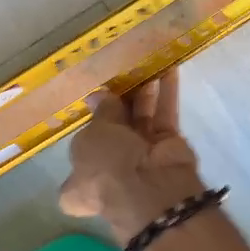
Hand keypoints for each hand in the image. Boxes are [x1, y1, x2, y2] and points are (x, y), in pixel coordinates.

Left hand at [60, 72, 206, 244]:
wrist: (150, 184)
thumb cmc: (106, 167)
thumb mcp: (90, 139)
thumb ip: (100, 114)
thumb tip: (97, 95)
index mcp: (78, 180)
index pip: (83, 147)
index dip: (90, 121)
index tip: (98, 98)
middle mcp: (109, 168)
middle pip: (115, 129)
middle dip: (121, 103)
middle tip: (125, 75)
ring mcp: (141, 156)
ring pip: (142, 119)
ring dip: (145, 94)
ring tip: (149, 66)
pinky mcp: (168, 144)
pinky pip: (165, 115)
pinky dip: (167, 95)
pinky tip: (171, 71)